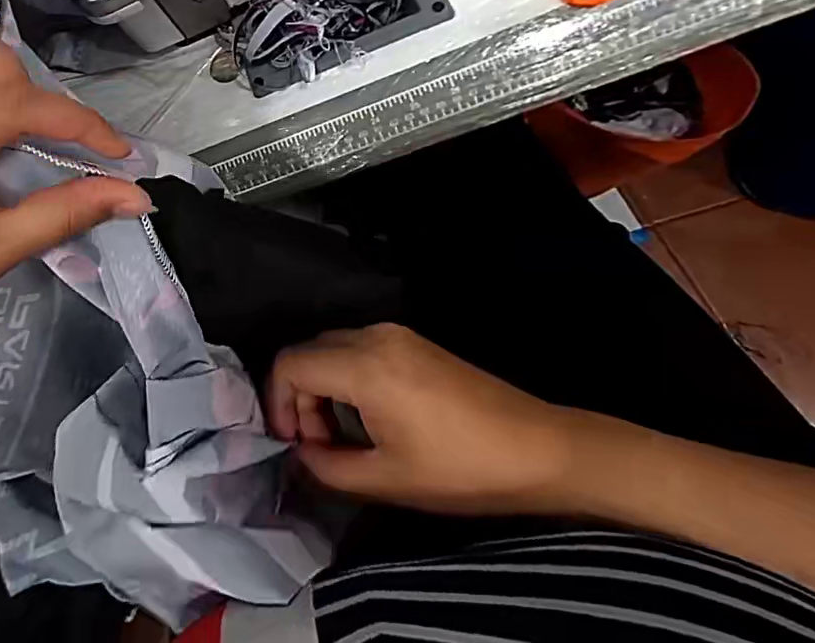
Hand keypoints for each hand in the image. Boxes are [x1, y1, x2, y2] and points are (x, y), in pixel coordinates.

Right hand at [266, 324, 625, 514]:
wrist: (537, 448)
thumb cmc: (460, 468)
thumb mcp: (386, 479)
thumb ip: (327, 466)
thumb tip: (302, 453)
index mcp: (364, 364)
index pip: (291, 364)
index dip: (277, 403)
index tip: (292, 443)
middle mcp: (374, 335)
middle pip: (309, 352)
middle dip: (300, 398)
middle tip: (319, 446)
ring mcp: (396, 334)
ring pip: (332, 349)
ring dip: (323, 389)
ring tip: (344, 438)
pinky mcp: (412, 341)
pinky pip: (358, 349)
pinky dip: (347, 378)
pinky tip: (368, 417)